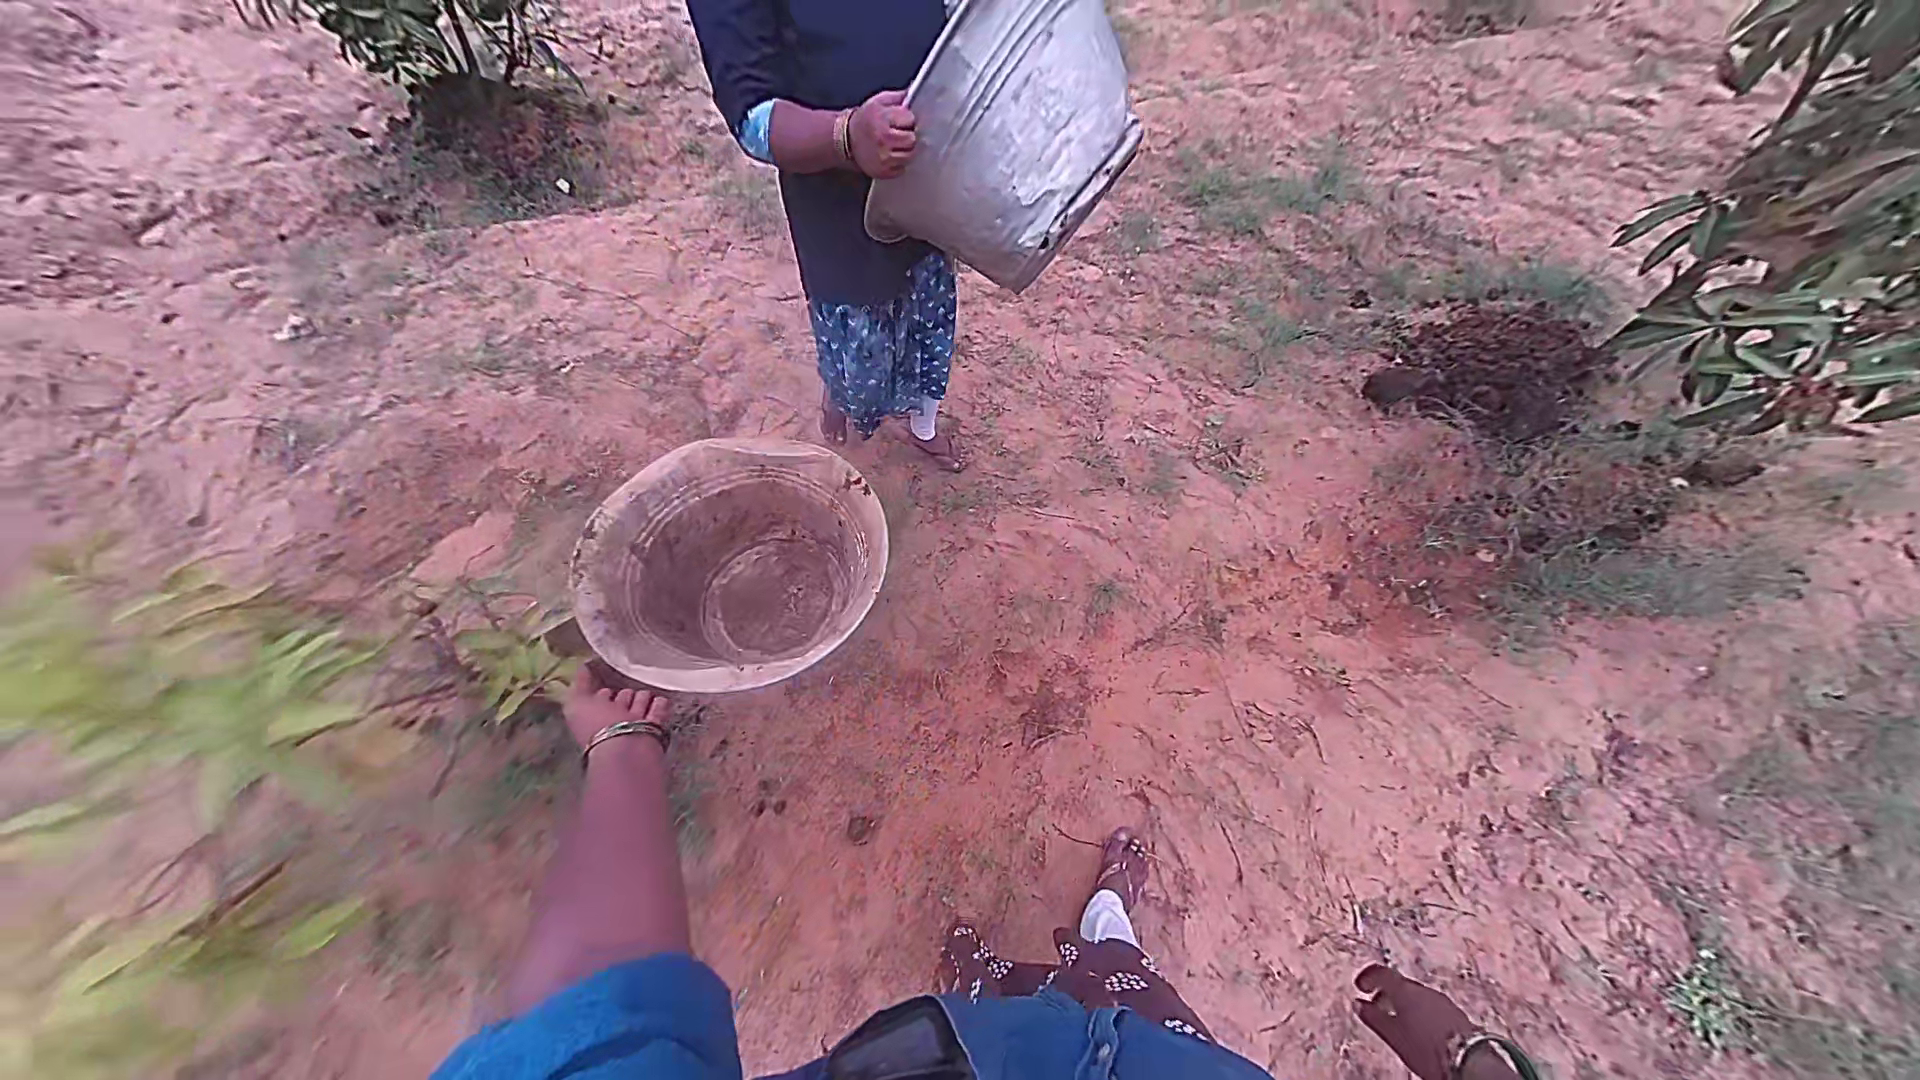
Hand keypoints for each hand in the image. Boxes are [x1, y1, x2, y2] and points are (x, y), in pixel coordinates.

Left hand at [561, 663, 669, 749]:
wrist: (625, 743)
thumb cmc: (597, 722)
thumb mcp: (577, 702)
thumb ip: (580, 684)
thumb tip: (584, 665)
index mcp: (595, 715)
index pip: (603, 697)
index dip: (605, 691)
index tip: (609, 678)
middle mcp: (615, 720)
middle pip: (624, 698)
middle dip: (626, 694)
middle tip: (629, 690)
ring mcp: (637, 722)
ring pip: (642, 700)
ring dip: (642, 698)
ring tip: (644, 696)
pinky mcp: (656, 723)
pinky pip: (660, 707)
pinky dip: (659, 704)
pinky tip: (658, 699)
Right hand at [850, 89, 915, 178]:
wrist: (847, 140)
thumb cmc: (865, 120)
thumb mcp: (878, 102)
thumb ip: (898, 98)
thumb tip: (915, 93)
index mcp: (883, 118)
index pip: (910, 119)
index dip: (907, 119)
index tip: (901, 121)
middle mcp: (884, 139)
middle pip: (912, 139)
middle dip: (908, 136)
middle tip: (899, 134)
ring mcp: (884, 158)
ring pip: (909, 156)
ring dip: (905, 150)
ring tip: (895, 145)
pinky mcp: (884, 172)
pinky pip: (902, 169)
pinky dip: (899, 163)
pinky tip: (891, 155)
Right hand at [1353, 965, 1489, 1079]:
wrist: (1475, 1065)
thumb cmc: (1429, 1049)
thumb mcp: (1394, 1036)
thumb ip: (1373, 1017)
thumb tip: (1358, 1005)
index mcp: (1404, 989)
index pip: (1380, 972)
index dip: (1368, 977)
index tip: (1361, 986)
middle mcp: (1424, 990)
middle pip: (1401, 985)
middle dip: (1387, 994)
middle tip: (1378, 1006)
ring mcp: (1444, 1003)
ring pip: (1418, 997)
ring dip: (1407, 1005)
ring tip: (1401, 1023)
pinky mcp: (1460, 1018)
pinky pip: (1435, 1009)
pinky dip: (1424, 1014)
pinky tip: (1423, 1031)